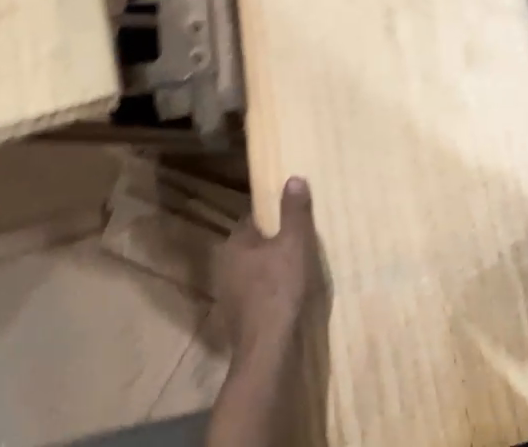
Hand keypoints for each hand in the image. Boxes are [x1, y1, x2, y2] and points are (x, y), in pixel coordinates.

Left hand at [214, 176, 321, 355]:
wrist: (268, 349)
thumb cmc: (280, 288)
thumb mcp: (294, 243)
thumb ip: (294, 211)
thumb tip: (293, 178)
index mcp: (235, 243)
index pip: (254, 218)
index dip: (275, 215)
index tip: (295, 216)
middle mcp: (225, 266)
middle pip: (254, 245)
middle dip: (275, 243)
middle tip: (302, 242)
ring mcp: (228, 294)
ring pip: (254, 271)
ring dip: (272, 269)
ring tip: (299, 269)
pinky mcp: (238, 318)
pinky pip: (256, 294)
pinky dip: (270, 292)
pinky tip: (289, 297)